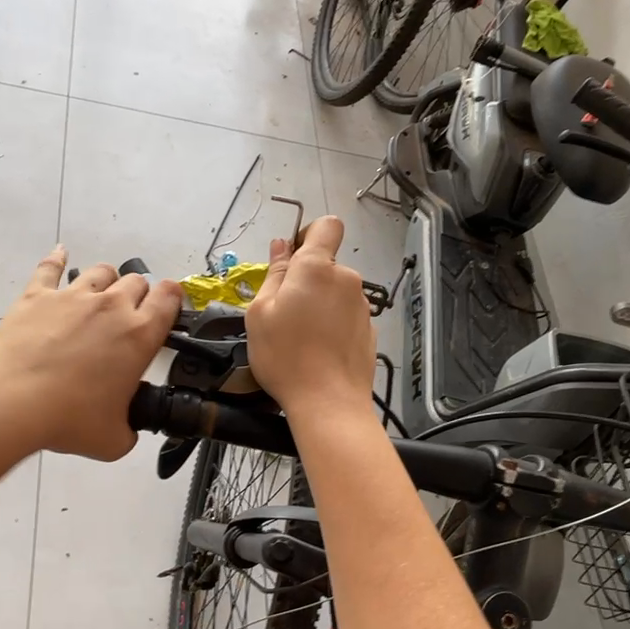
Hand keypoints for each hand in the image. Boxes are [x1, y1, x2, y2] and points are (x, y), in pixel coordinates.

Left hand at [0, 246, 181, 459]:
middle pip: (136, 281)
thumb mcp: (115, 439)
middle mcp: (111, 306)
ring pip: (101, 271)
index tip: (168, 309)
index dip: (172, 299)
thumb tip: (125, 427)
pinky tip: (60, 254)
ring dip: (107, 281)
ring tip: (100, 297)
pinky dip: (57, 259)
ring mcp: (73, 296)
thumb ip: (129, 427)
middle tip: (129, 318)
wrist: (12, 402)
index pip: (169, 298)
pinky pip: (51, 267)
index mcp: (139, 335)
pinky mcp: (37, 295)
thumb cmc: (69, 420)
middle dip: (138, 295)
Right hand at [245, 216, 376, 417]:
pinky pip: (345, 316)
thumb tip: (281, 247)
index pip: (327, 225)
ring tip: (299, 337)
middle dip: (305, 280)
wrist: (328, 402)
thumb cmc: (286, 358)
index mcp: (317, 268)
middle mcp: (346, 280)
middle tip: (283, 312)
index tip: (291, 259)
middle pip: (326, 265)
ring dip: (318, 305)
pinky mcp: (369, 330)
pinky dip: (332, 326)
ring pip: (335, 292)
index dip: (309, 235)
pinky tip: (317, 351)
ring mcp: (361, 306)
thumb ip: (273, 274)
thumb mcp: (260, 314)